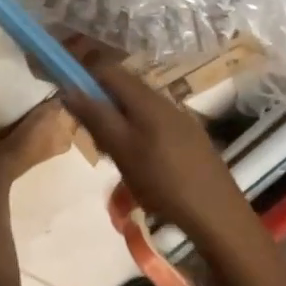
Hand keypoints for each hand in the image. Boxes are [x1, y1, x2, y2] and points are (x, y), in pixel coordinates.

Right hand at [62, 64, 246, 234]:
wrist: (217, 215)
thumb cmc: (163, 182)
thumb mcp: (122, 150)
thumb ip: (96, 117)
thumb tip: (69, 87)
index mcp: (146, 99)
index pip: (107, 69)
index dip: (83, 76)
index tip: (67, 97)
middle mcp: (164, 101)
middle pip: (123, 88)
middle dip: (100, 105)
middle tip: (90, 136)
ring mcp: (180, 120)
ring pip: (137, 108)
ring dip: (117, 123)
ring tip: (113, 156)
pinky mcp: (190, 139)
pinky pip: (153, 124)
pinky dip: (136, 135)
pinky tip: (138, 165)